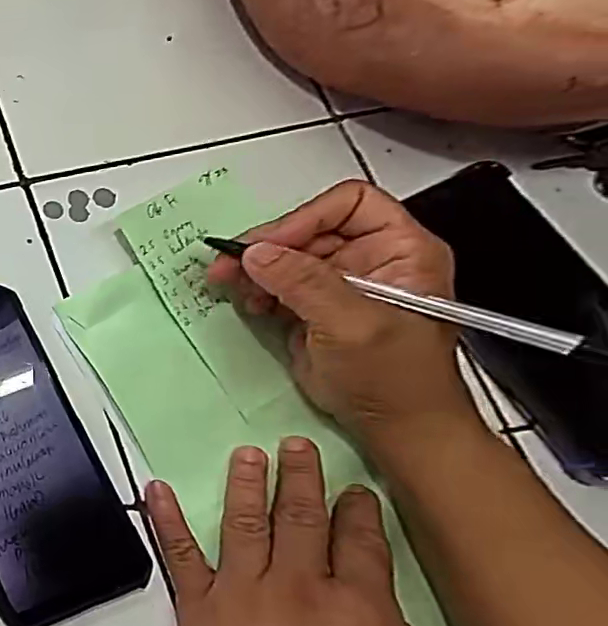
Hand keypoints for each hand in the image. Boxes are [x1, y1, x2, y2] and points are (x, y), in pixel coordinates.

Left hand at [148, 439, 446, 625]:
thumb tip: (369, 615)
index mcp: (365, 609)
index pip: (362, 544)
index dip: (358, 512)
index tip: (354, 487)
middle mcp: (300, 588)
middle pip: (301, 521)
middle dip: (300, 479)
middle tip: (295, 445)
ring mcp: (242, 593)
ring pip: (243, 525)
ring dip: (244, 485)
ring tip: (245, 454)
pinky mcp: (198, 608)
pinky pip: (179, 554)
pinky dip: (166, 519)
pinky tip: (158, 490)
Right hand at [204, 180, 476, 442]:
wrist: (392, 420)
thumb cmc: (394, 376)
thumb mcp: (353, 324)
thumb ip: (305, 284)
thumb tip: (256, 253)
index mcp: (399, 250)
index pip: (348, 205)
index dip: (303, 220)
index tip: (266, 248)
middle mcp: (369, 258)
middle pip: (306, 228)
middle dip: (264, 247)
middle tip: (226, 267)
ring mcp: (337, 283)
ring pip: (283, 255)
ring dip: (251, 269)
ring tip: (232, 287)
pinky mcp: (310, 305)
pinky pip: (273, 282)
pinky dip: (252, 289)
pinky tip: (249, 304)